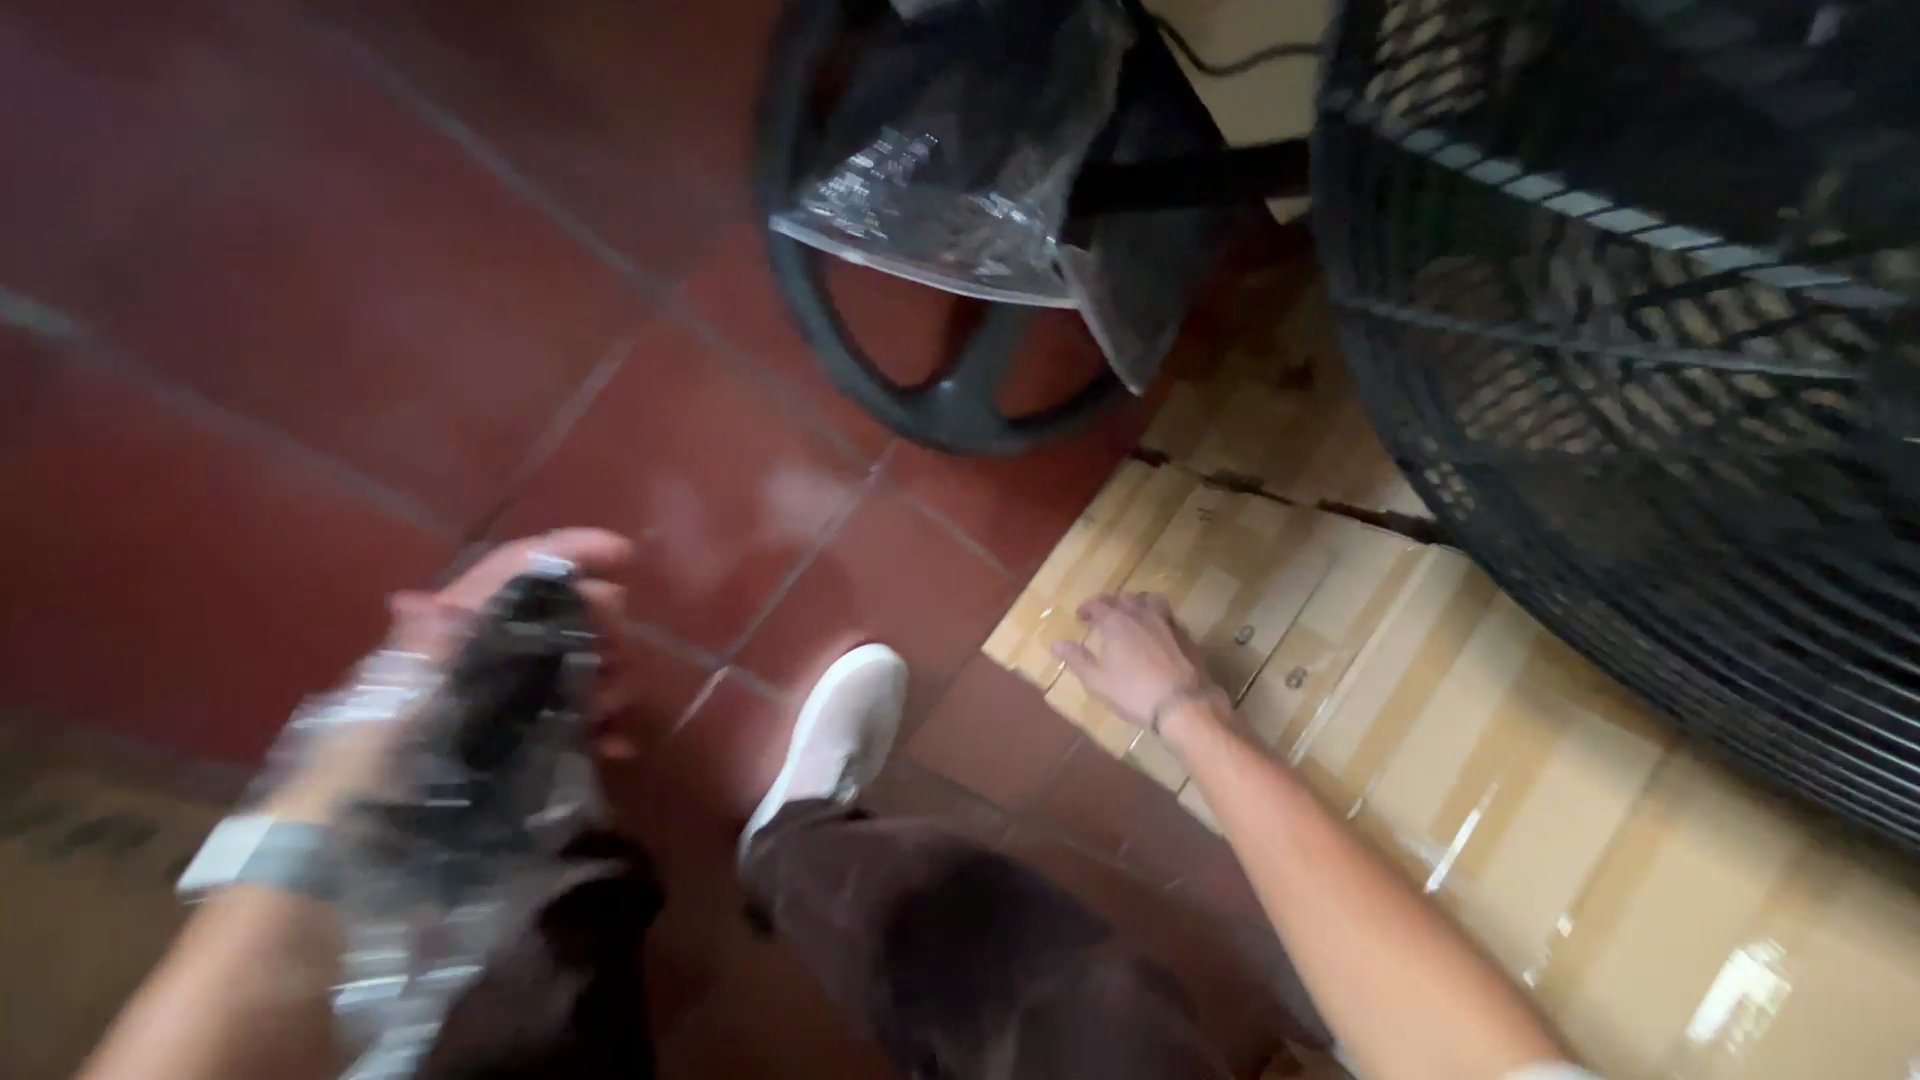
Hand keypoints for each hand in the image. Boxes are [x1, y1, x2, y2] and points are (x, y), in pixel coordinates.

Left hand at [274, 529, 636, 820]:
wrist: (357, 845)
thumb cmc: (369, 768)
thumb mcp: (386, 708)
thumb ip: (413, 657)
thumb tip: (421, 600)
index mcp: (457, 629)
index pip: (514, 570)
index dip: (568, 552)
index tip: (624, 555)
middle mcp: (489, 649)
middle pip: (562, 610)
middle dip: (601, 622)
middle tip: (621, 651)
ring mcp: (514, 692)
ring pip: (580, 660)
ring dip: (608, 675)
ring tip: (613, 708)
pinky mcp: (527, 735)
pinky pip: (579, 716)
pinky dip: (603, 726)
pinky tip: (616, 745)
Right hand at [1051, 592, 1226, 739]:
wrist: (1183, 703)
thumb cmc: (1134, 692)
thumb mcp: (1097, 681)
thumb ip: (1077, 659)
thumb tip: (1056, 644)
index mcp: (1117, 622)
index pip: (1098, 604)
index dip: (1087, 608)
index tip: (1081, 618)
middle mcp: (1141, 615)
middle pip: (1124, 597)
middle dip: (1111, 603)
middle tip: (1104, 617)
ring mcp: (1167, 622)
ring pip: (1150, 600)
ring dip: (1138, 603)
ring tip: (1133, 616)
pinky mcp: (1186, 635)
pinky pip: (1169, 617)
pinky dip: (1158, 619)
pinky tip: (1157, 634)